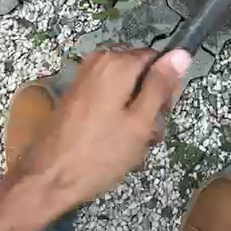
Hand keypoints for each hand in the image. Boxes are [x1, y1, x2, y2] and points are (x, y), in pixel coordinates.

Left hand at [7, 48, 189, 223]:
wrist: (48, 178)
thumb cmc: (99, 153)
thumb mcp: (139, 122)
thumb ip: (160, 85)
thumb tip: (181, 52)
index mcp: (117, 62)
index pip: (158, 59)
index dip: (165, 87)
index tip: (163, 115)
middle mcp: (100, 60)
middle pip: (141, 72)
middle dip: (150, 102)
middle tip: (147, 135)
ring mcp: (86, 77)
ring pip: (126, 88)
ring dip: (134, 114)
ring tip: (131, 147)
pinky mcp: (77, 94)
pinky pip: (109, 96)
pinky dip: (117, 116)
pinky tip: (115, 144)